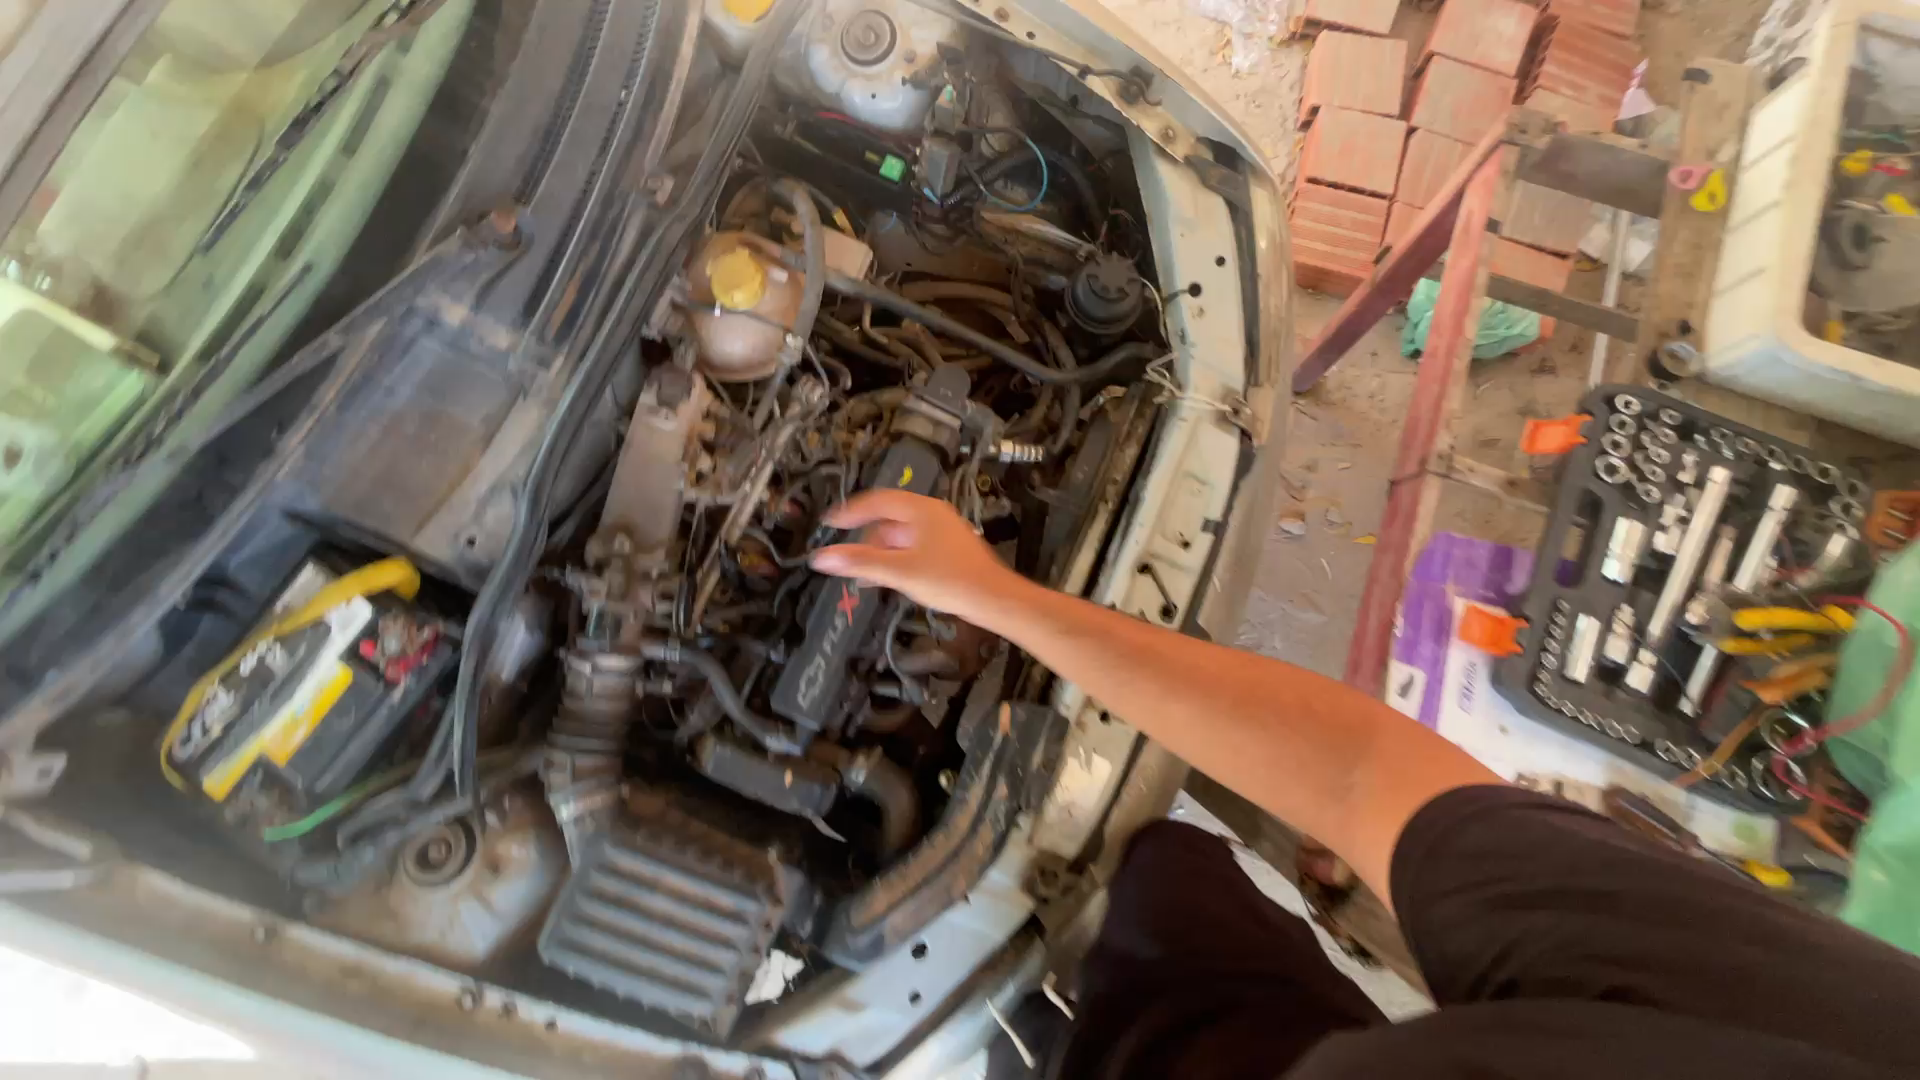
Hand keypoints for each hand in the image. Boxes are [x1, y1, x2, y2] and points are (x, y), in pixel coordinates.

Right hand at [809, 490, 1026, 625]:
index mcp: (921, 509)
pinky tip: (887, 581)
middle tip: (847, 560)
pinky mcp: (948, 550)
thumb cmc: (948, 580)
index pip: (877, 501)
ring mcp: (942, 532)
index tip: (829, 524)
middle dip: (866, 540)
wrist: (995, 599)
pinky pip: (914, 549)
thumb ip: (860, 563)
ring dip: (881, 554)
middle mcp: (932, 514)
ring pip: (901, 537)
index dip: (850, 512)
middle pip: (889, 520)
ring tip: (864, 577)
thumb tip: (821, 558)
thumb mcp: (900, 571)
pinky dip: (897, 561)